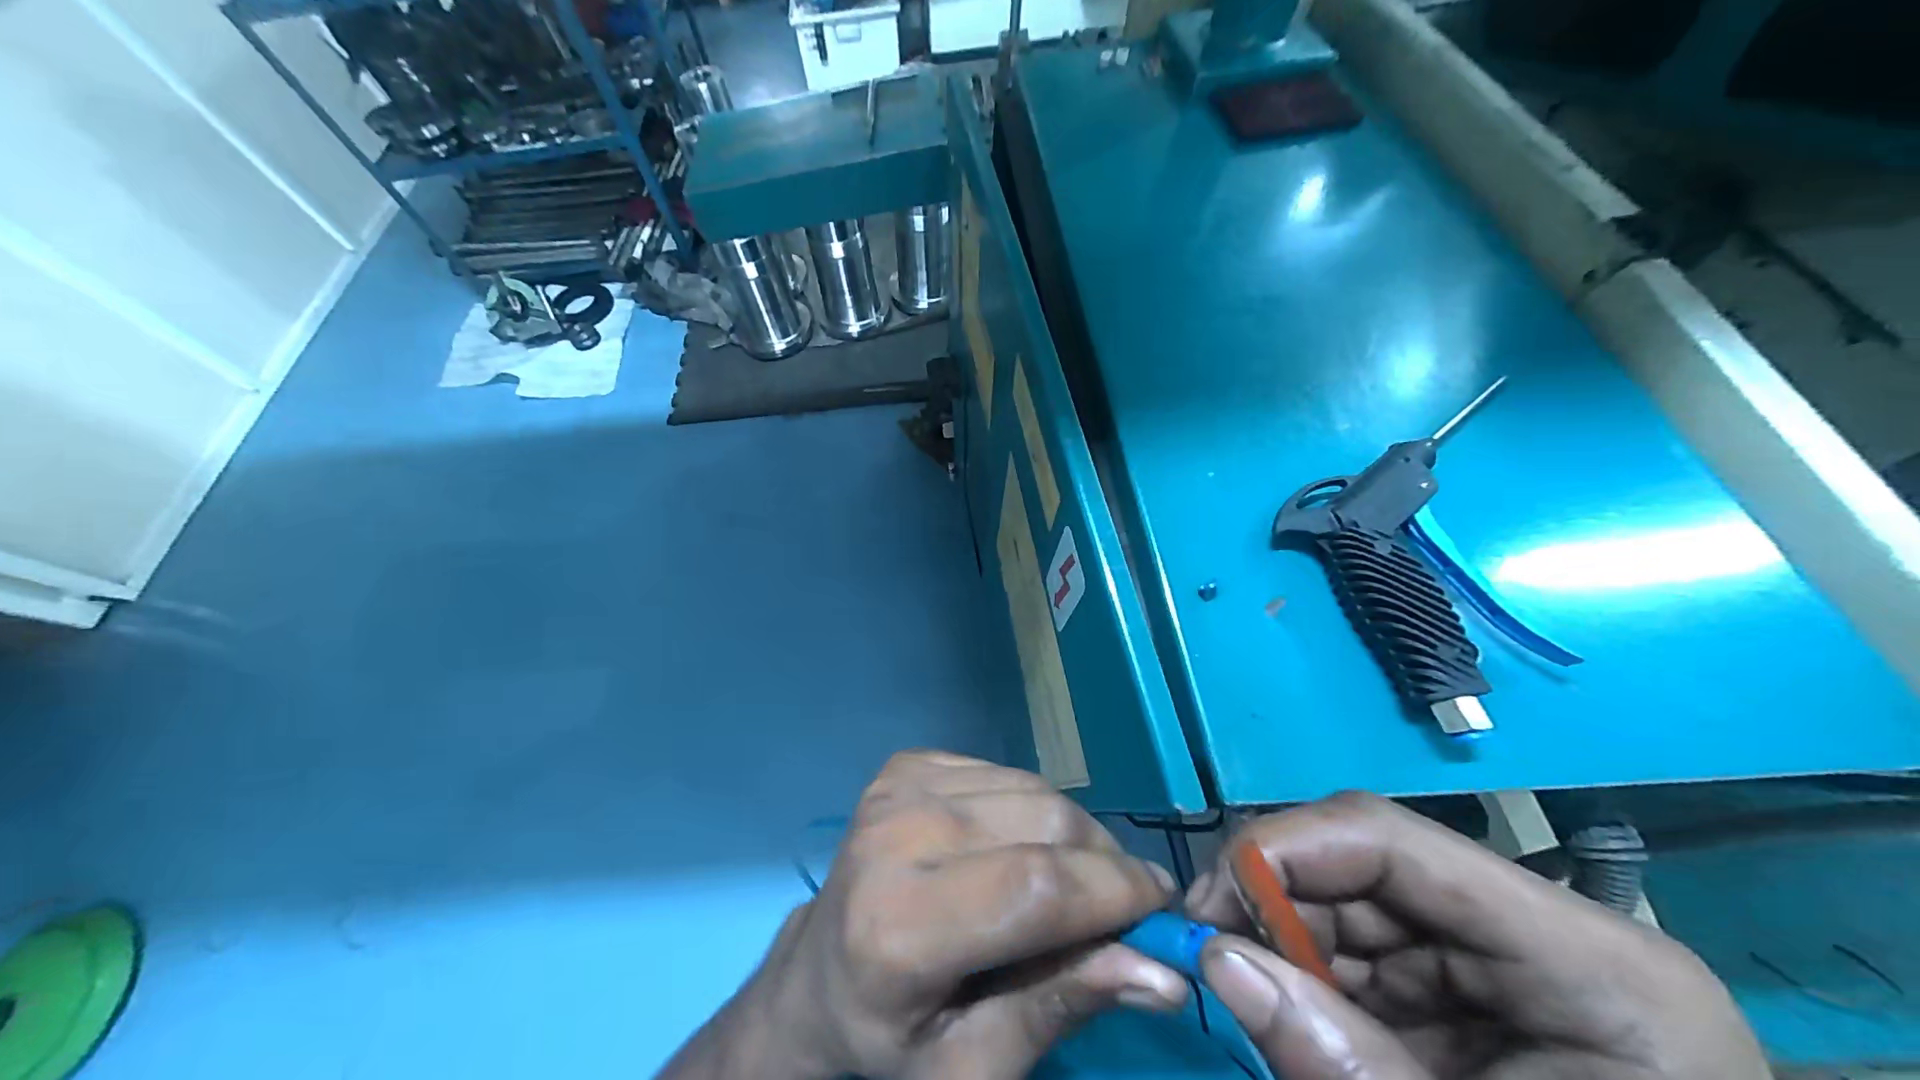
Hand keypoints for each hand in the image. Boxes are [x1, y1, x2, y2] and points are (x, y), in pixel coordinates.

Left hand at [659, 751, 1187, 1079]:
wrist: (812, 987)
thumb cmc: (892, 1045)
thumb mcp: (974, 1064)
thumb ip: (1063, 1003)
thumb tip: (1165, 971)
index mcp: (898, 926)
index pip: (1037, 885)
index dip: (1116, 893)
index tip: (1164, 912)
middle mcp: (892, 835)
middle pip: (1044, 820)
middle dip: (1105, 863)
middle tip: (1122, 909)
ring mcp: (895, 788)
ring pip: (1034, 787)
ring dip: (1074, 836)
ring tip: (1072, 885)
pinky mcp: (904, 765)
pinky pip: (1005, 772)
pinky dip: (1032, 811)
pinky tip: (1017, 849)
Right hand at [1186, 793, 1766, 1078]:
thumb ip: (1338, 1060)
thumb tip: (1213, 959)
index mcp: (1587, 961)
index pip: (1392, 842)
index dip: (1282, 850)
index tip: (1208, 905)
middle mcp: (1546, 938)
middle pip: (1370, 870)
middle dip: (1277, 906)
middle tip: (1211, 954)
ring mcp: (1515, 969)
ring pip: (1363, 913)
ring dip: (1292, 948)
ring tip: (1253, 993)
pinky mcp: (1489, 1004)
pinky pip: (1379, 965)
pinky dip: (1323, 985)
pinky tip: (1299, 1015)